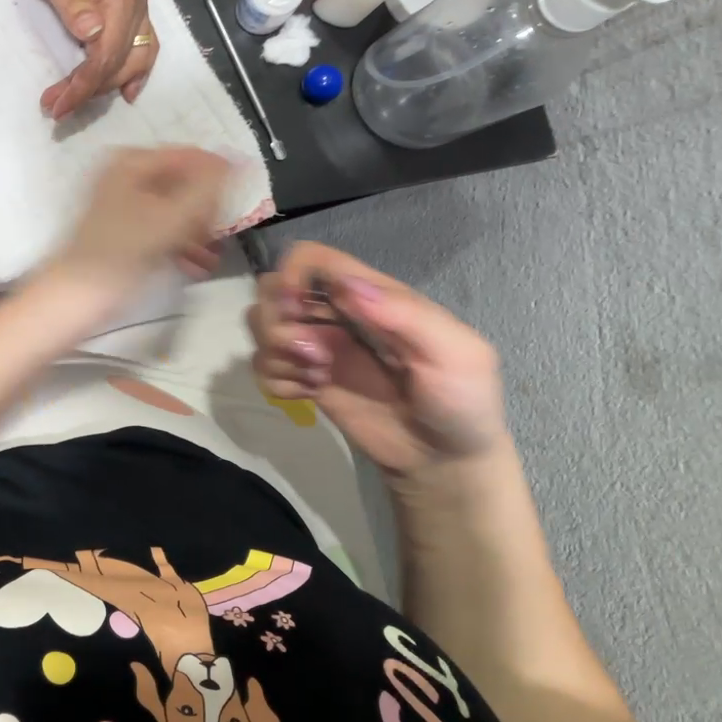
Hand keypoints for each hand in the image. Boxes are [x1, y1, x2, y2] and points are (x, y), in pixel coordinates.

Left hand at [12, 0, 155, 117]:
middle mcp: (137, 0)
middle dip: (91, 90)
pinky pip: (140, 44)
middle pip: (123, 61)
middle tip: (56, 107)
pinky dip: (132, 70)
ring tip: (76, 102)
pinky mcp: (131, 4)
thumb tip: (93, 33)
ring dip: (108, 85)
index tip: (57, 106)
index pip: (107, 54)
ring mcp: (138, 2)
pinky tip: (123, 90)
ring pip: (136, 57)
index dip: (84, 85)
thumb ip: (71, 1)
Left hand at [50, 148, 227, 299]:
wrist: (71, 299)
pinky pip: (161, 228)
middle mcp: (123, 174)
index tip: (239, 205)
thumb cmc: (120, 255)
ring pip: (174, 208)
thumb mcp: (170, 219)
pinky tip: (197, 266)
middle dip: (207, 209)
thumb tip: (239, 161)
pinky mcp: (120, 232)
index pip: (191, 155)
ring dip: (197, 230)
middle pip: (183, 182)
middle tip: (222, 234)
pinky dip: (180, 243)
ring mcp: (120, 203)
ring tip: (213, 255)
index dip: (219, 178)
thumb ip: (208, 188)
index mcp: (131, 161)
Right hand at [246, 242, 508, 478]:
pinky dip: (276, 380)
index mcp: (371, 295)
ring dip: (278, 353)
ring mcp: (316, 347)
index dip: (291, 274)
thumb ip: (407, 315)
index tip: (296, 309)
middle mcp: (335, 313)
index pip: (311, 258)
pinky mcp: (304, 380)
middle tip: (315, 357)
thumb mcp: (457, 355)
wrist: (446, 463)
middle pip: (272, 288)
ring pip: (259, 325)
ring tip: (316, 379)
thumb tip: (348, 287)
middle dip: (278, 321)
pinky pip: (262, 366)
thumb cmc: (462, 404)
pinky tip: (308, 395)